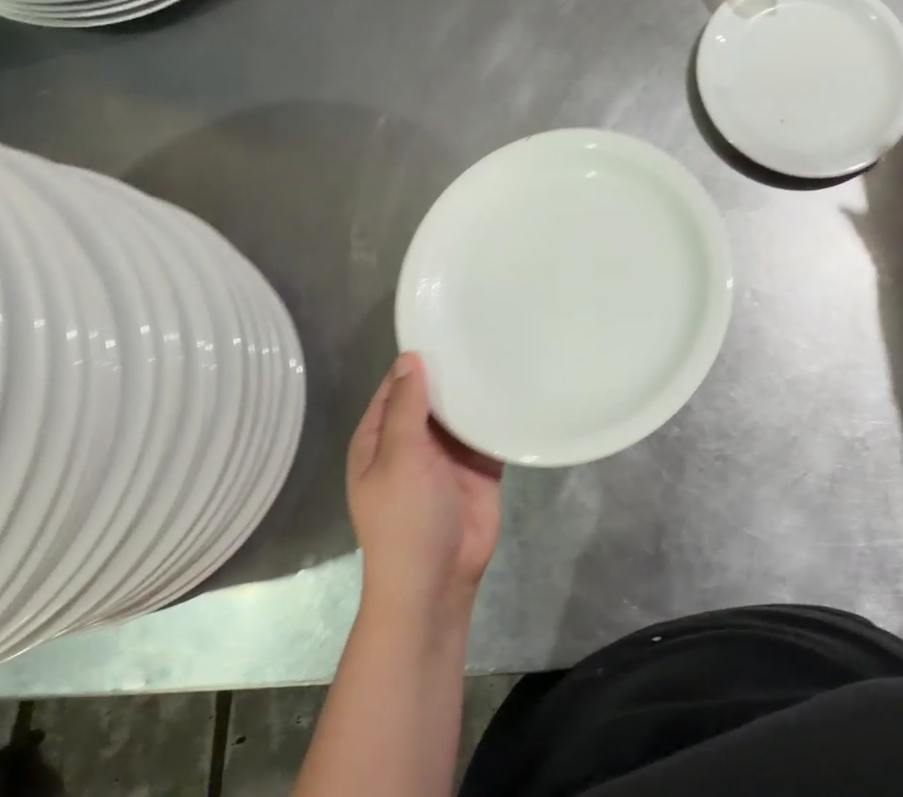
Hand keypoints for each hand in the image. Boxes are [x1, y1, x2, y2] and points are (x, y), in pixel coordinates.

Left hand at [346, 353, 503, 623]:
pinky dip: (502, 416)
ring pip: (464, 412)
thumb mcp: (398, 458)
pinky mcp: (480, 468)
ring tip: (509, 349)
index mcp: (381, 438)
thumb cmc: (405, 519)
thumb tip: (410, 358)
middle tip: (487, 328)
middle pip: (434, 396)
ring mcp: (448, 455)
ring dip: (479, 391)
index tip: (445, 325)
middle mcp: (414, 441)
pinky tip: (521, 388)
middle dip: (454, 371)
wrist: (438, 578)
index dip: (416, 360)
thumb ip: (407, 408)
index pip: (397, 387)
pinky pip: (490, 433)